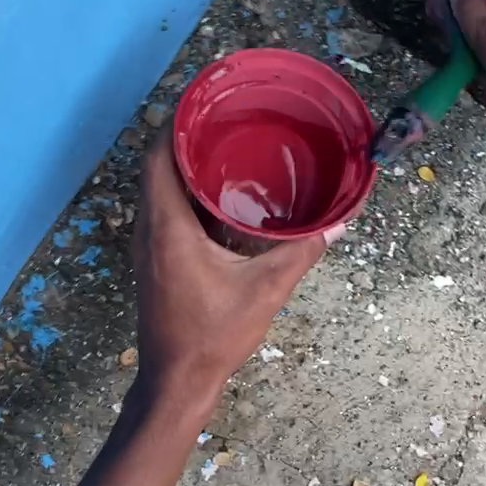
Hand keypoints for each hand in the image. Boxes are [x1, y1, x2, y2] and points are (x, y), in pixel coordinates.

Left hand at [131, 136, 333, 406]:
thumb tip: (337, 224)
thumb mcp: (265, 291)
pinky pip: (166, 212)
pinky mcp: (155, 262)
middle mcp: (149, 228)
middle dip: (189, 140)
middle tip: (231, 123)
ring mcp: (148, 246)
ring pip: (160, 190)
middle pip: (158, 166)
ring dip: (187, 168)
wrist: (177, 380)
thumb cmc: (213, 334)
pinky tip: (222, 200)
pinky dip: (187, 196)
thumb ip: (300, 252)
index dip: (178, 123)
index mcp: (167, 225)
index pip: (159, 155)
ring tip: (230, 151)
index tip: (210, 105)